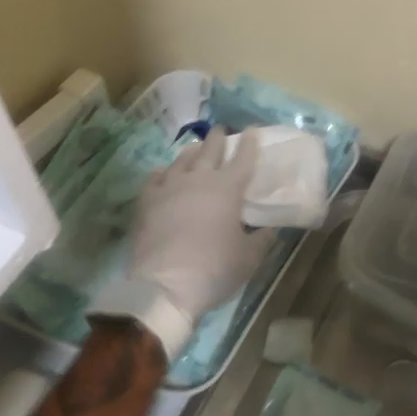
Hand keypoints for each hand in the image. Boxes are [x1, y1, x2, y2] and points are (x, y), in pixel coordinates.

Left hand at [128, 127, 277, 326]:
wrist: (165, 285)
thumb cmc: (214, 270)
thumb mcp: (249, 258)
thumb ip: (261, 239)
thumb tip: (269, 229)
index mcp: (228, 189)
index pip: (243, 159)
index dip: (249, 144)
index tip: (251, 131)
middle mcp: (199, 180)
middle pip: (210, 151)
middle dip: (218, 139)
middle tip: (221, 130)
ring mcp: (169, 188)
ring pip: (182, 160)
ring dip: (192, 151)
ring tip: (195, 148)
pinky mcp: (146, 202)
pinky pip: (155, 178)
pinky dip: (164, 172)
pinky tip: (164, 173)